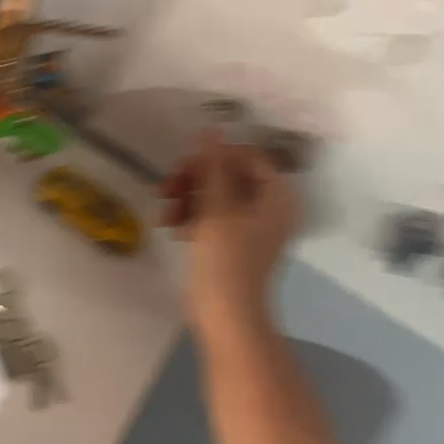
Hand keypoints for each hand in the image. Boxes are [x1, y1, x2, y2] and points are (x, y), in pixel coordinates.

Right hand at [159, 130, 299, 328]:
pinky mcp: (234, 243)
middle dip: (194, 180)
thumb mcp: (217, 207)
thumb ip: (213, 166)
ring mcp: (252, 226)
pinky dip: (192, 217)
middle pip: (228, 175)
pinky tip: (174, 229)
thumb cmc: (226, 258)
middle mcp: (270, 206)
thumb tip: (212, 130)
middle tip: (167, 190)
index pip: (246, 157)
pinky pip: (212, 216)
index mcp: (277, 195)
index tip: (184, 169)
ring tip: (166, 216)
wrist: (226, 313)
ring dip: (187, 199)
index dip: (214, 157)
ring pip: (215, 195)